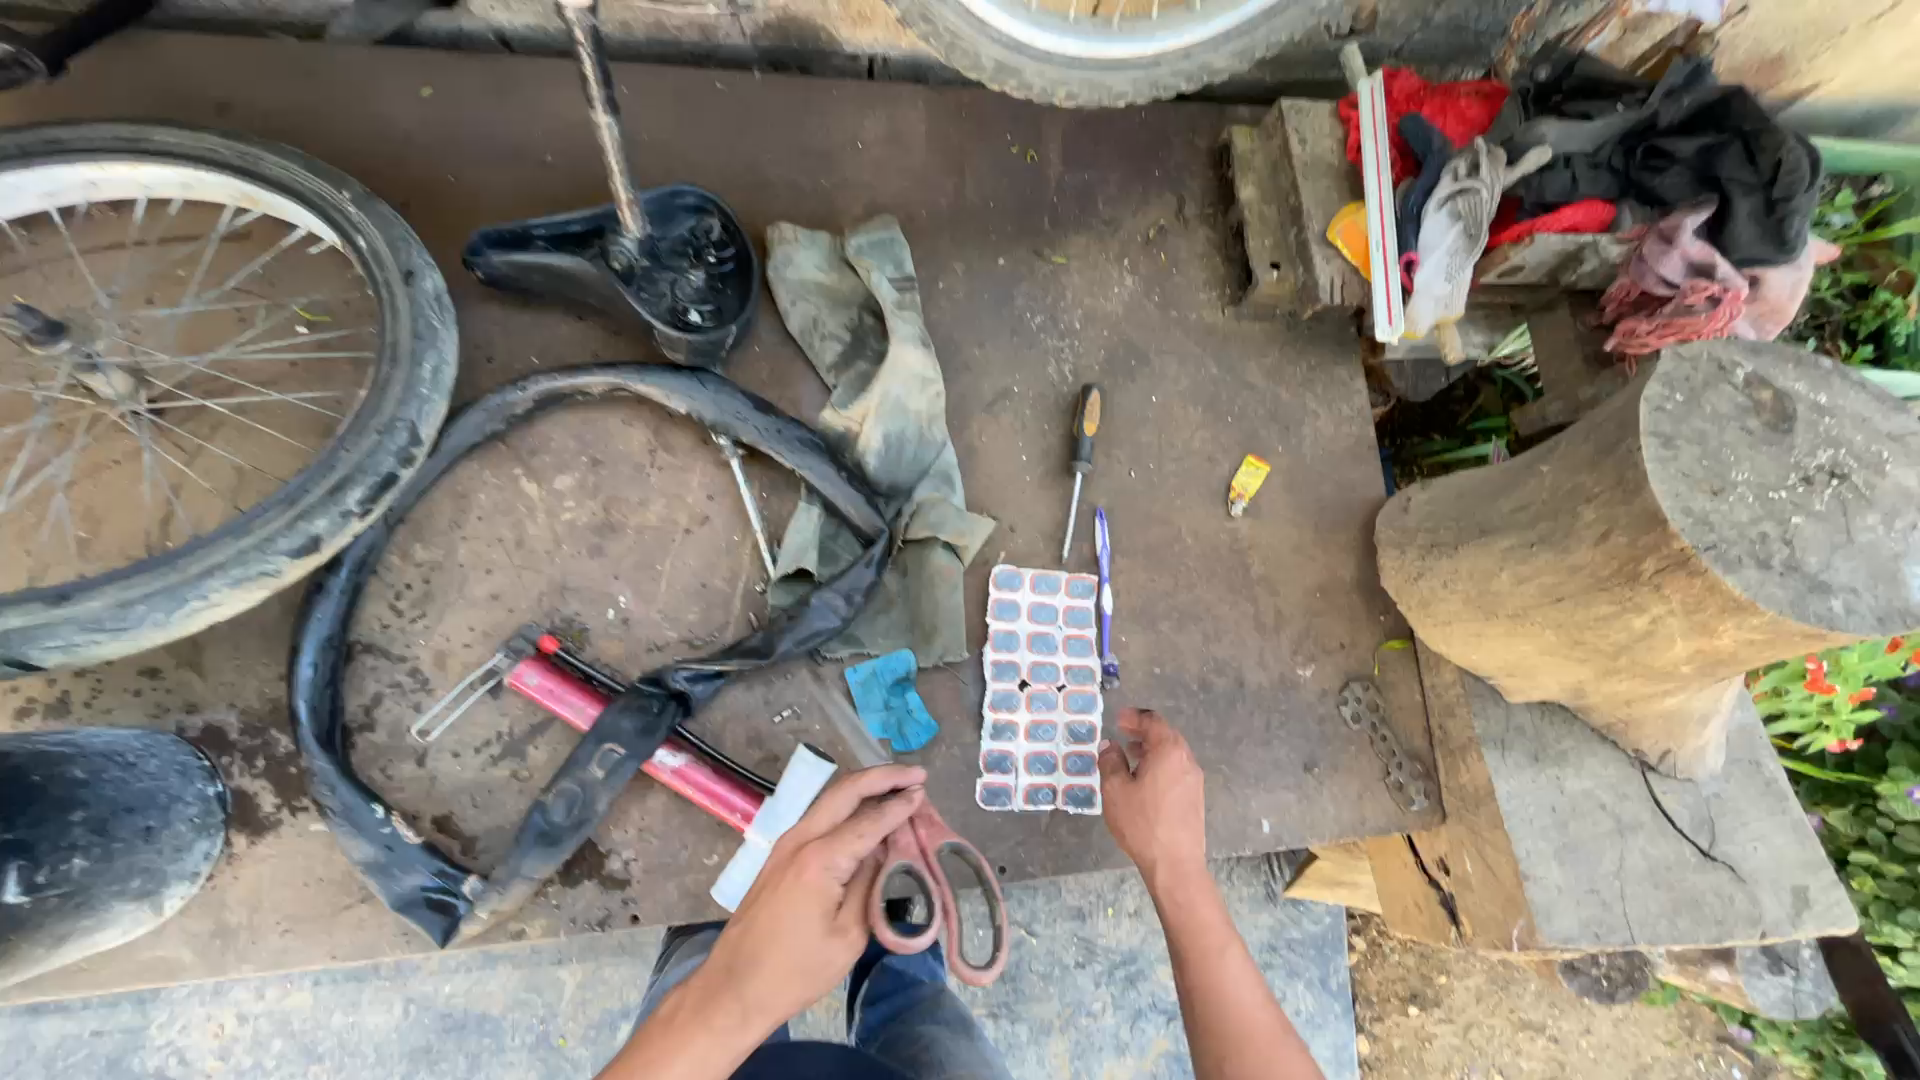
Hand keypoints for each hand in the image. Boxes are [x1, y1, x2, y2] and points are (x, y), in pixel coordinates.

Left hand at [683, 763, 925, 1035]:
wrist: (733, 989)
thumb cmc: (795, 972)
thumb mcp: (848, 936)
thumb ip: (869, 884)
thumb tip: (886, 850)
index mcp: (820, 859)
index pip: (869, 820)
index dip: (899, 804)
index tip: (924, 790)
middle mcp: (801, 839)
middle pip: (846, 790)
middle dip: (882, 776)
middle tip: (916, 773)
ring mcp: (786, 843)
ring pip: (830, 798)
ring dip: (865, 787)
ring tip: (897, 785)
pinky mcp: (780, 854)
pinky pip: (820, 816)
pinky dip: (847, 805)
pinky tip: (865, 813)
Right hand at [1098, 707, 1206, 886]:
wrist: (1175, 864)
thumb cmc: (1142, 823)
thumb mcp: (1115, 790)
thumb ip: (1111, 762)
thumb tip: (1109, 746)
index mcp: (1169, 751)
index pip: (1153, 722)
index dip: (1134, 717)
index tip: (1117, 719)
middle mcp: (1186, 760)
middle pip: (1166, 735)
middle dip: (1143, 731)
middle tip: (1122, 734)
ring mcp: (1194, 780)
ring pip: (1172, 753)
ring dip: (1152, 749)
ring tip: (1131, 756)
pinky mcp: (1194, 797)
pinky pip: (1176, 769)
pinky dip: (1160, 764)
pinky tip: (1145, 780)